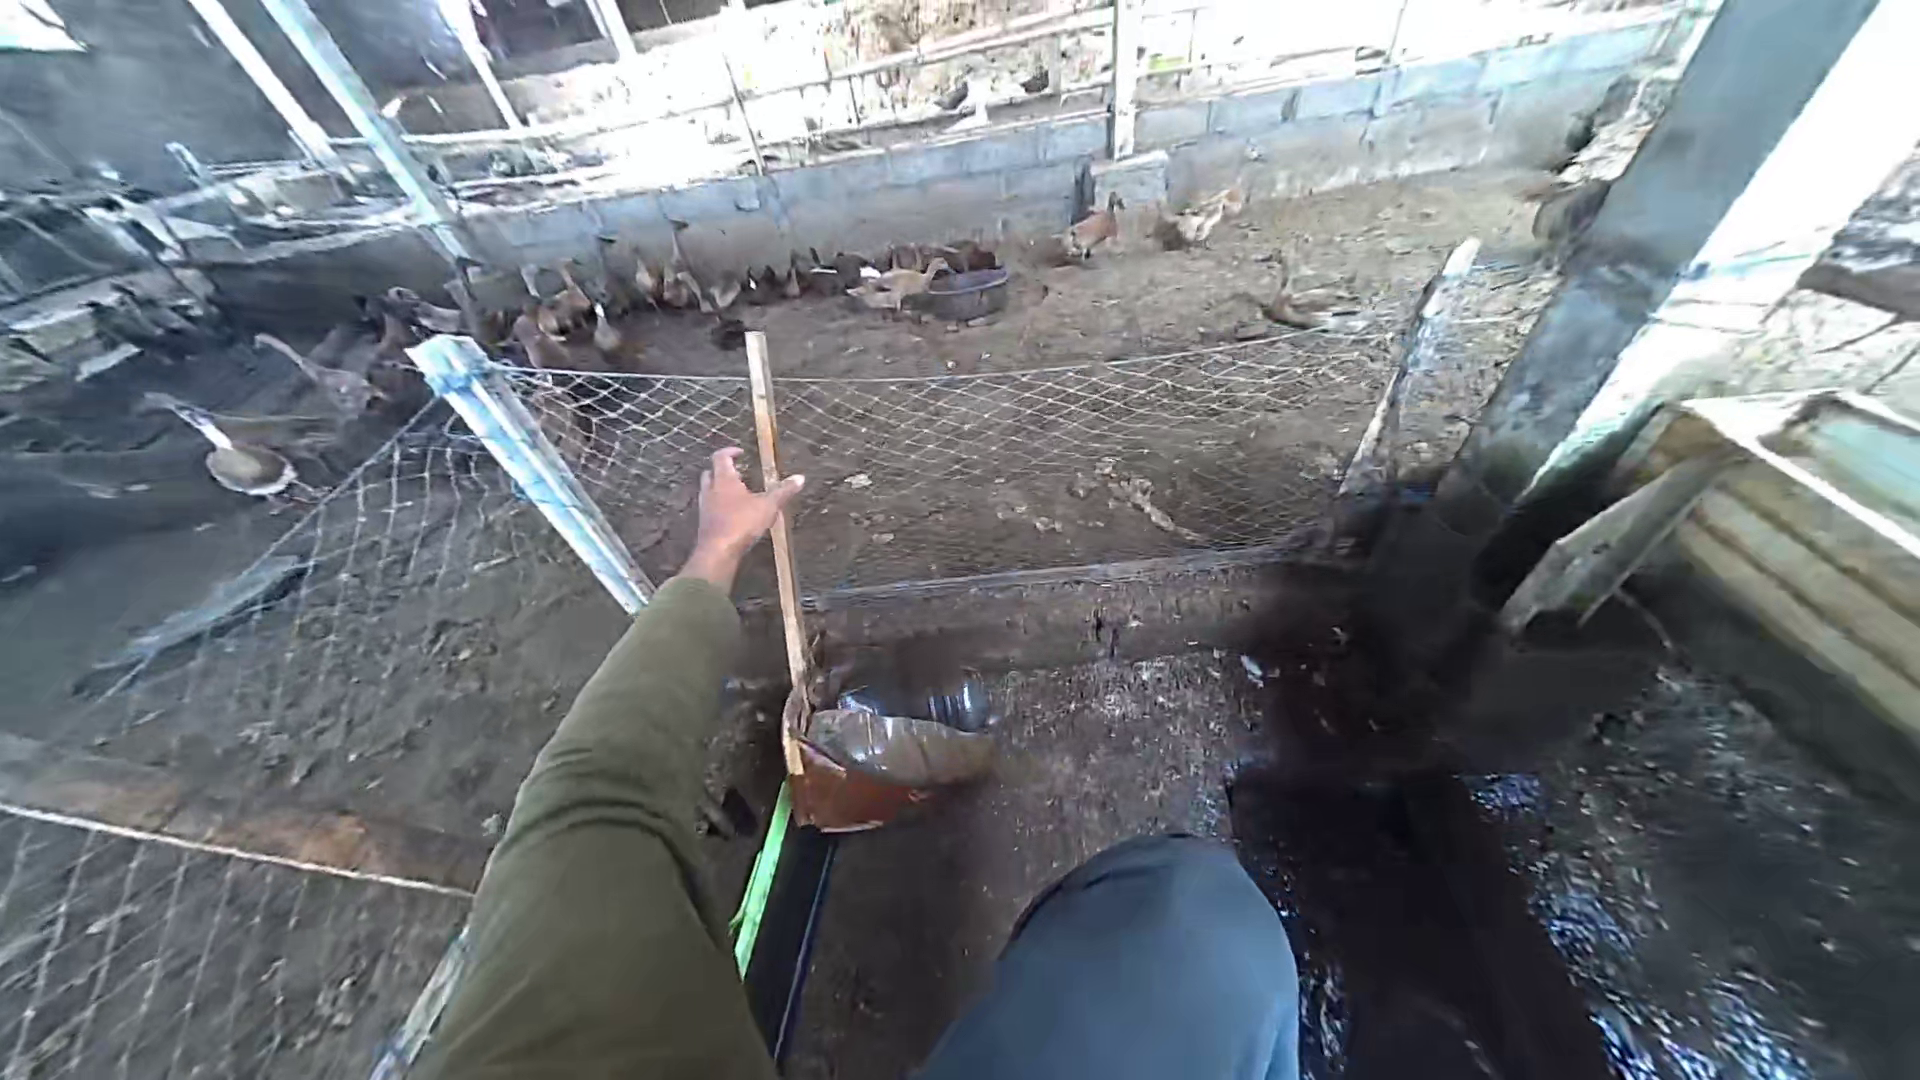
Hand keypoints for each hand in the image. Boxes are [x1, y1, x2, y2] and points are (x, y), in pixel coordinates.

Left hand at [679, 447, 804, 590]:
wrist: (718, 551)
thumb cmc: (742, 523)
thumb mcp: (768, 506)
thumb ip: (783, 491)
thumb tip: (800, 478)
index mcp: (724, 480)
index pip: (721, 457)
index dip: (730, 452)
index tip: (740, 452)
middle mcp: (711, 490)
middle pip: (711, 472)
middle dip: (723, 470)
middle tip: (738, 472)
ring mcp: (705, 506)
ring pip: (709, 490)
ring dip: (720, 487)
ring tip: (738, 492)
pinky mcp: (705, 522)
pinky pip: (711, 506)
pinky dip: (720, 504)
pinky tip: (733, 513)